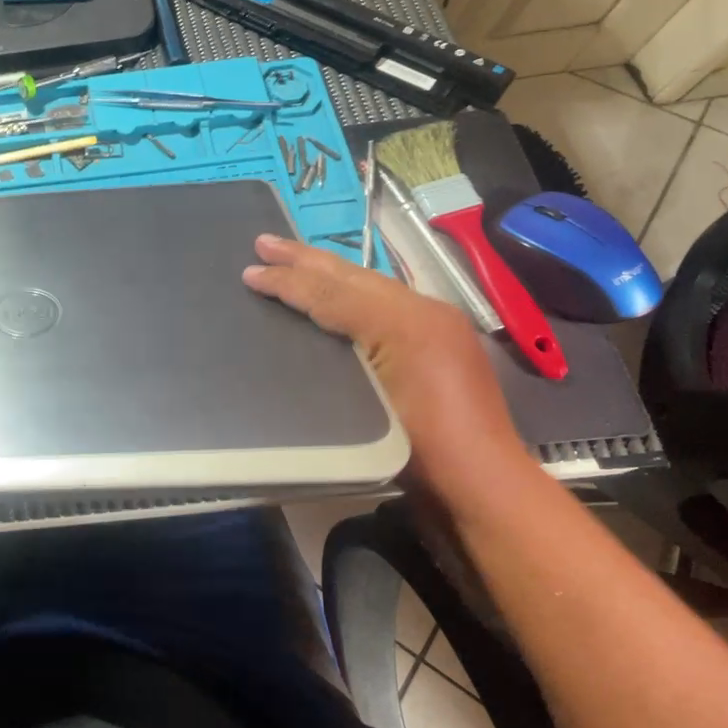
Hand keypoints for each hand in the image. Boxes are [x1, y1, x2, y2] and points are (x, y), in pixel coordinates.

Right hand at [241, 234, 529, 483]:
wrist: (479, 486)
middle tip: (263, 241)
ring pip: (370, 285)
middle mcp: (424, 313)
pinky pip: (384, 303)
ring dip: (326, 271)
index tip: (248, 272)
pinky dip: (348, 292)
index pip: (335, 291)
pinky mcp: (437, 346)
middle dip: (306, 259)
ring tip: (290, 257)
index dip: (289, 280)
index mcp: (408, 320)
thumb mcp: (370, 397)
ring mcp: (435, 328)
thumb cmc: (420, 447)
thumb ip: (341, 345)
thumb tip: (302, 309)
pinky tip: (331, 294)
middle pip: (354, 277)